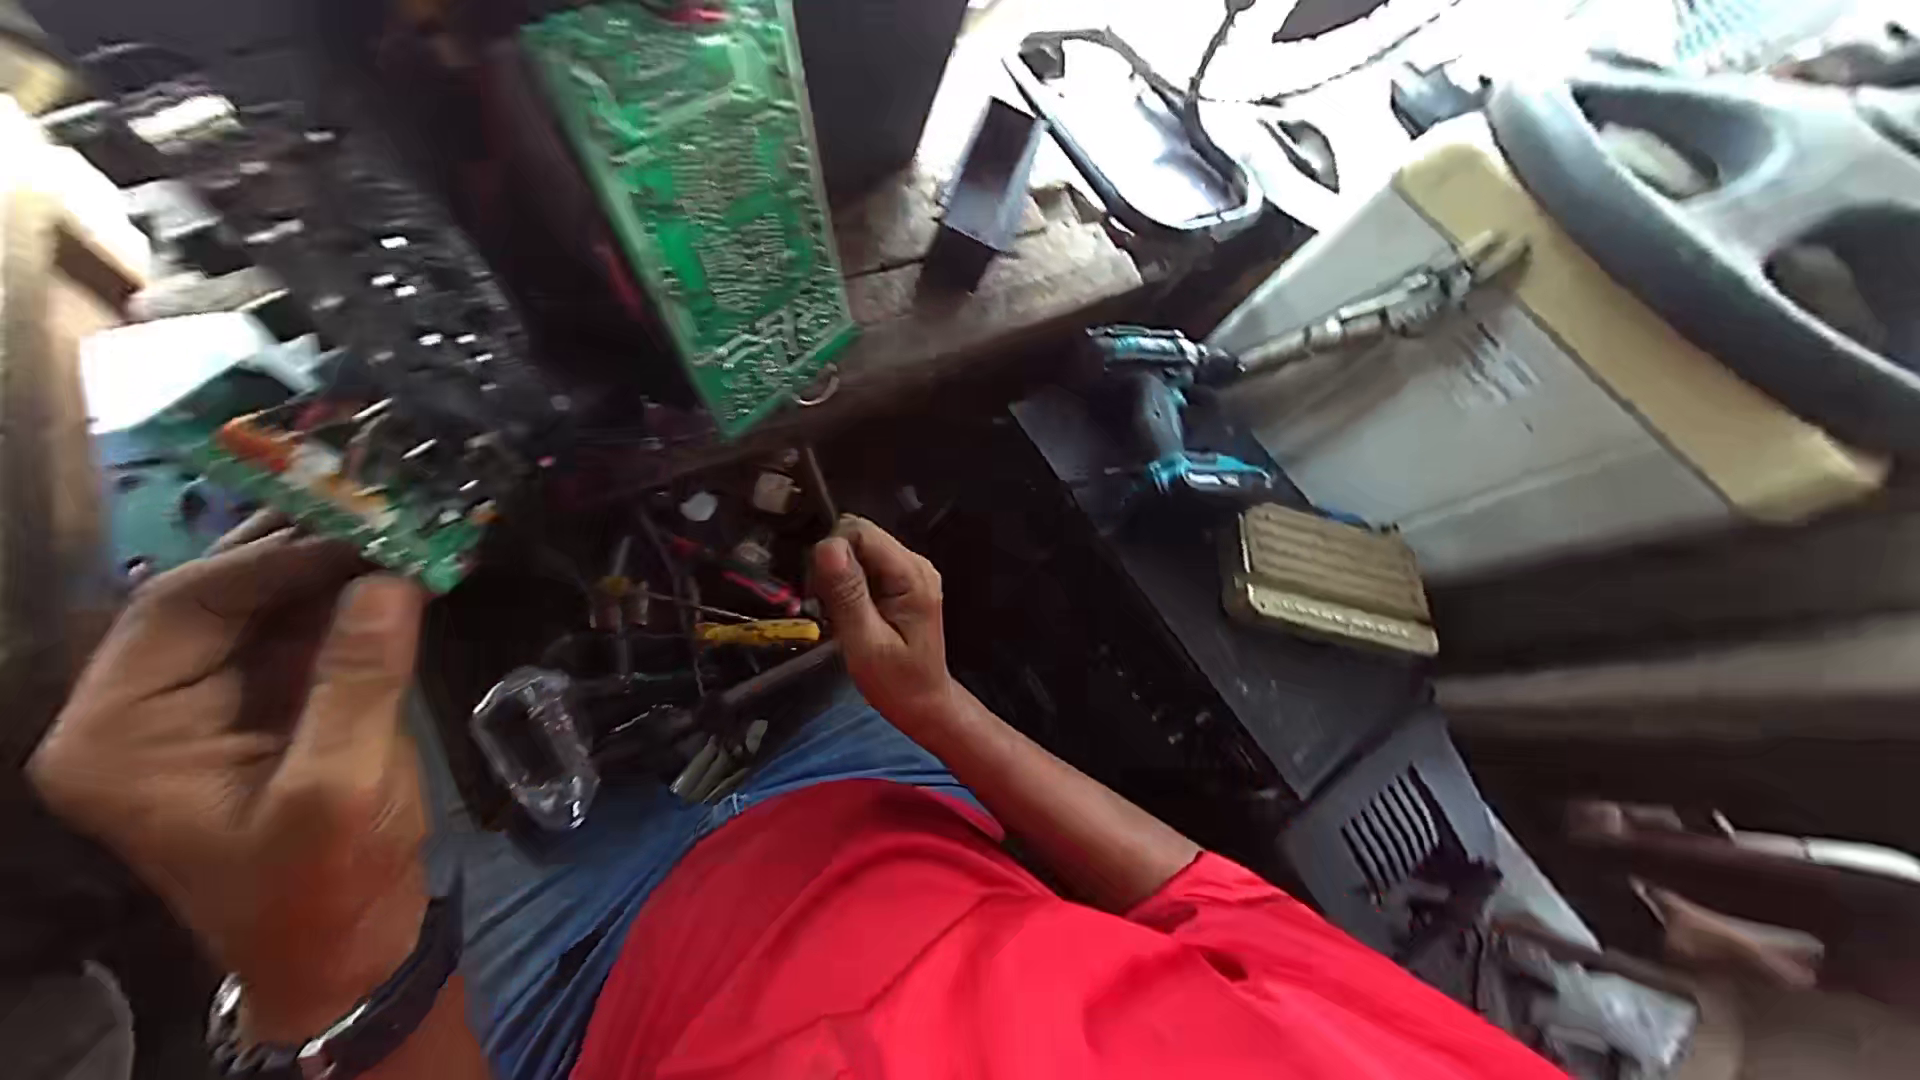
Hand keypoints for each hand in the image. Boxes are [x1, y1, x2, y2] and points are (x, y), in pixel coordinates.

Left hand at [27, 532, 430, 1042]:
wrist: (348, 937)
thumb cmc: (323, 879)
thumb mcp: (339, 785)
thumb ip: (358, 679)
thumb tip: (393, 579)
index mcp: (125, 731)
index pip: (185, 608)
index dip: (277, 559)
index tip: (369, 530)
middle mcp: (156, 704)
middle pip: (221, 597)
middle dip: (305, 551)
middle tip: (387, 513)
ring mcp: (222, 701)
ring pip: (270, 607)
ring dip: (337, 568)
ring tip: (400, 529)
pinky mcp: (282, 702)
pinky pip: (312, 631)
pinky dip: (358, 598)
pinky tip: (401, 573)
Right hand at [809, 516, 960, 733]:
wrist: (924, 703)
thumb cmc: (898, 682)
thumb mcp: (865, 643)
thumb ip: (847, 594)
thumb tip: (827, 547)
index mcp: (911, 575)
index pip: (860, 531)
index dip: (830, 553)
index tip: (819, 591)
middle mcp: (914, 564)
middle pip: (858, 535)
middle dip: (832, 564)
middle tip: (826, 605)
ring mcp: (909, 571)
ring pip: (858, 549)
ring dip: (837, 576)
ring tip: (838, 612)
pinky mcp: (899, 581)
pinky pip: (864, 565)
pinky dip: (847, 583)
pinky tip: (847, 610)